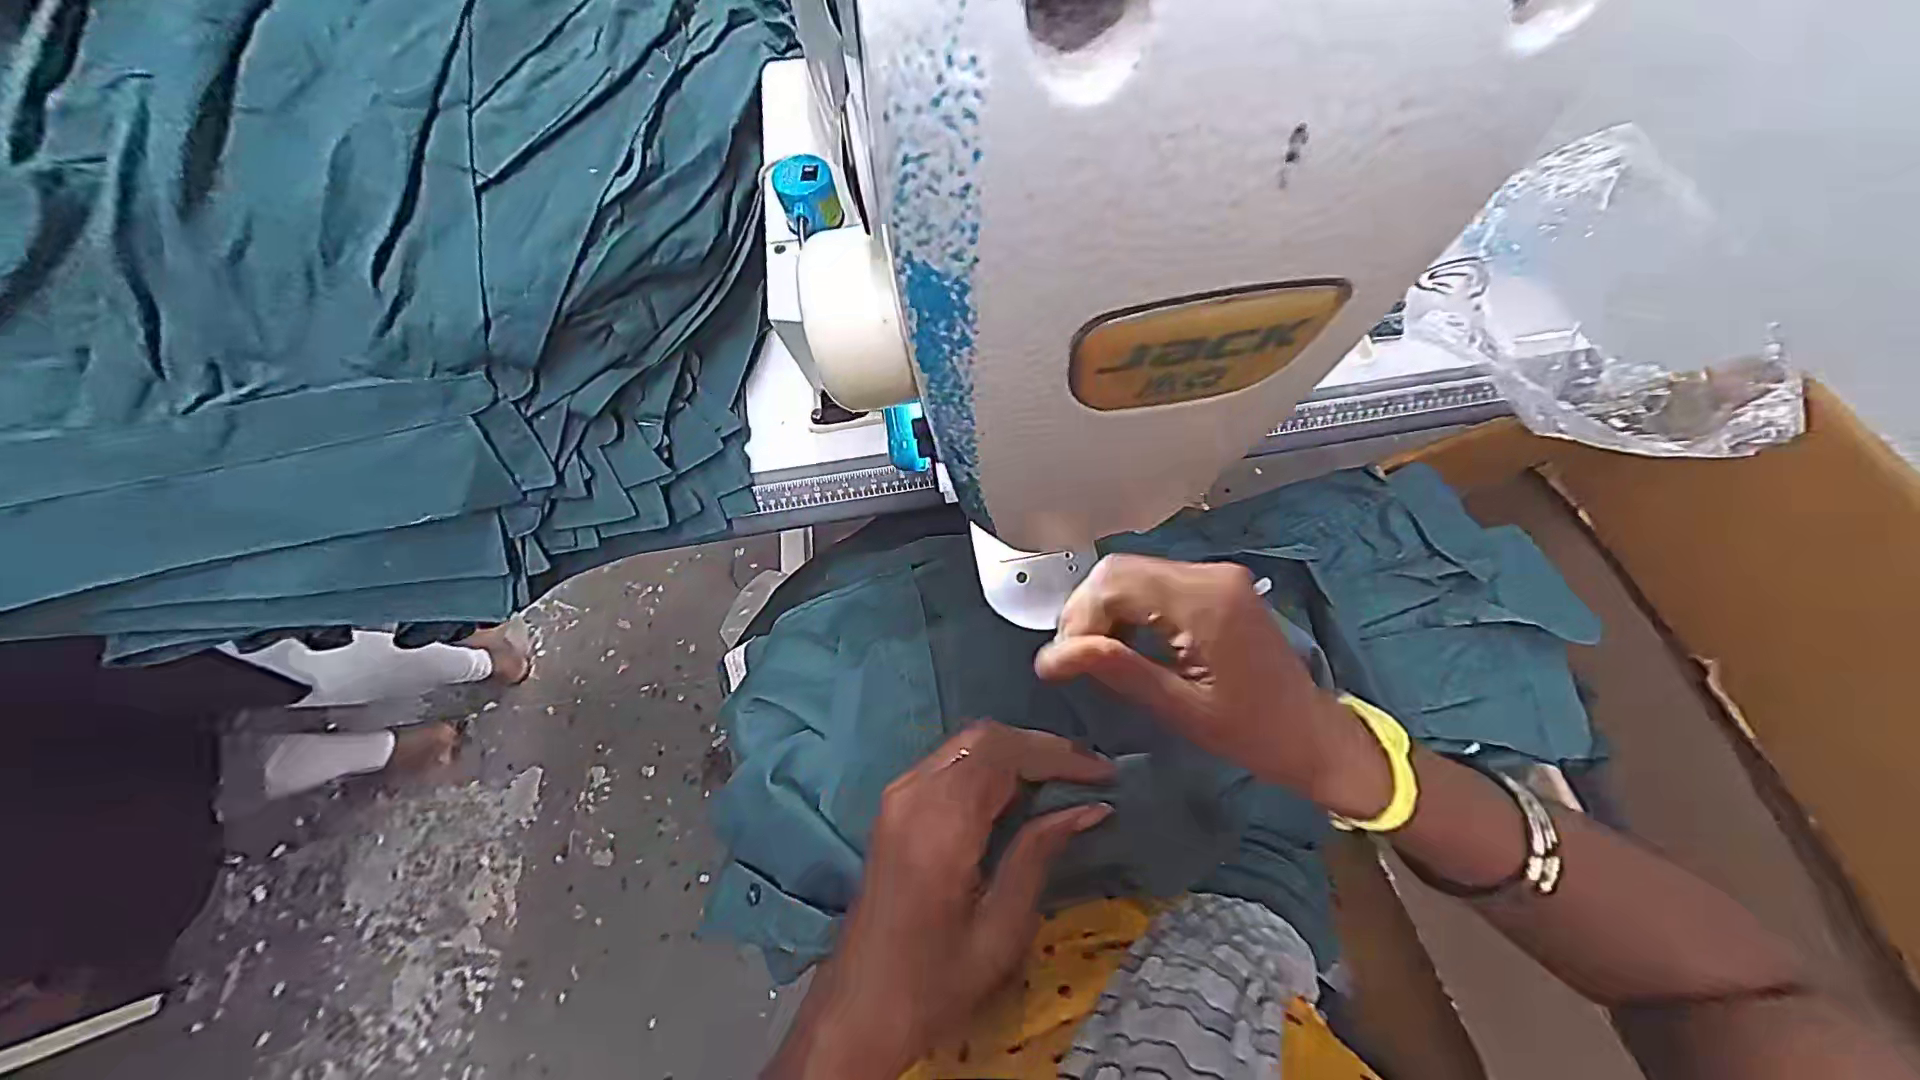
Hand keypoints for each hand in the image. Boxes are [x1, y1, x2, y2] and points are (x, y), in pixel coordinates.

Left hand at [764, 721, 1115, 1079]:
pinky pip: (950, 759)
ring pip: (967, 742)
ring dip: (1017, 750)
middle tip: (1088, 771)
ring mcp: (899, 792)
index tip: (1103, 773)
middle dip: (1041, 746)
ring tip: (1065, 776)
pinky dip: (991, 761)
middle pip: (985, 737)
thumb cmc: (936, 981)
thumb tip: (1090, 807)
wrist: (861, 1002)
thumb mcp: (1001, 929)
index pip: (1003, 755)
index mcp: (939, 824)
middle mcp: (913, 793)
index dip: (1057, 755)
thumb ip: (1039, 854)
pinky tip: (1021, 786)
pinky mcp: (895, 801)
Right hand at [1033, 554, 1391, 819]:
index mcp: (1206, 603)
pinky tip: (1122, 642)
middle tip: (1075, 658)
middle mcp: (1210, 576)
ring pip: (1130, 573)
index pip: (1115, 583)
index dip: (1078, 619)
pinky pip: (1151, 583)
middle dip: (1085, 612)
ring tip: (1095, 655)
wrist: (1314, 734)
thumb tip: (1051, 656)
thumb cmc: (1254, 733)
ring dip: (1102, 610)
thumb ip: (1115, 670)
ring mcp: (1214, 576)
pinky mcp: (1213, 585)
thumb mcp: (1179, 708)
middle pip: (1118, 571)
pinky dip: (1126, 608)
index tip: (1063, 662)